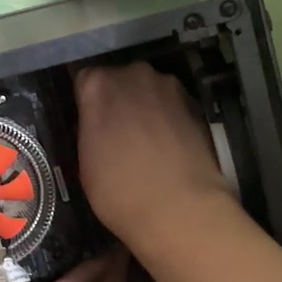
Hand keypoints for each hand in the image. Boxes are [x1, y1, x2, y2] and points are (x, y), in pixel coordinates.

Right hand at [73, 63, 236, 242]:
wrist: (181, 207)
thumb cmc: (119, 190)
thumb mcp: (85, 160)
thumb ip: (90, 128)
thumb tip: (98, 123)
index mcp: (98, 85)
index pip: (86, 81)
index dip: (88, 103)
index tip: (91, 123)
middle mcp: (134, 74)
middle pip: (120, 80)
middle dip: (119, 100)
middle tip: (119, 132)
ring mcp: (169, 85)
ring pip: (149, 90)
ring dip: (146, 106)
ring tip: (149, 142)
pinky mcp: (196, 101)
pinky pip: (173, 104)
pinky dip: (169, 117)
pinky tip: (170, 145)